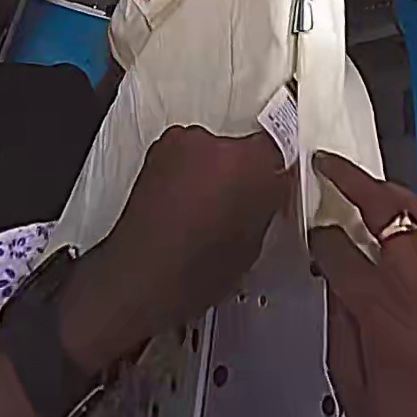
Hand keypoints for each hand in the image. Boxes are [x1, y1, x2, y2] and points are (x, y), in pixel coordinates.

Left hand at [57, 126, 289, 372]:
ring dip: (214, 169)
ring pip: (215, 149)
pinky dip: (190, 169)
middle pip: (244, 148)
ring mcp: (186, 140)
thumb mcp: (252, 243)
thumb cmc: (195, 271)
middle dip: (244, 171)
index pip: (279, 147)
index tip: (275, 182)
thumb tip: (272, 186)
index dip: (277, 168)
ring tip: (204, 207)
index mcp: (250, 164)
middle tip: (239, 203)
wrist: (137, 276)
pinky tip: (183, 201)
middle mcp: (219, 143)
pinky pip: (189, 152)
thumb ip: (267, 202)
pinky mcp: (161, 146)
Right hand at [310, 152, 416, 416]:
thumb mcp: (350, 379)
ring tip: (370, 183)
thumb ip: (340, 313)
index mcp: (389, 322)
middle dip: (359, 184)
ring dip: (395, 195)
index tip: (317, 228)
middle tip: (335, 168)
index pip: (345, 250)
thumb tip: (334, 267)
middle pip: (392, 214)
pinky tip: (408, 232)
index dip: (324, 233)